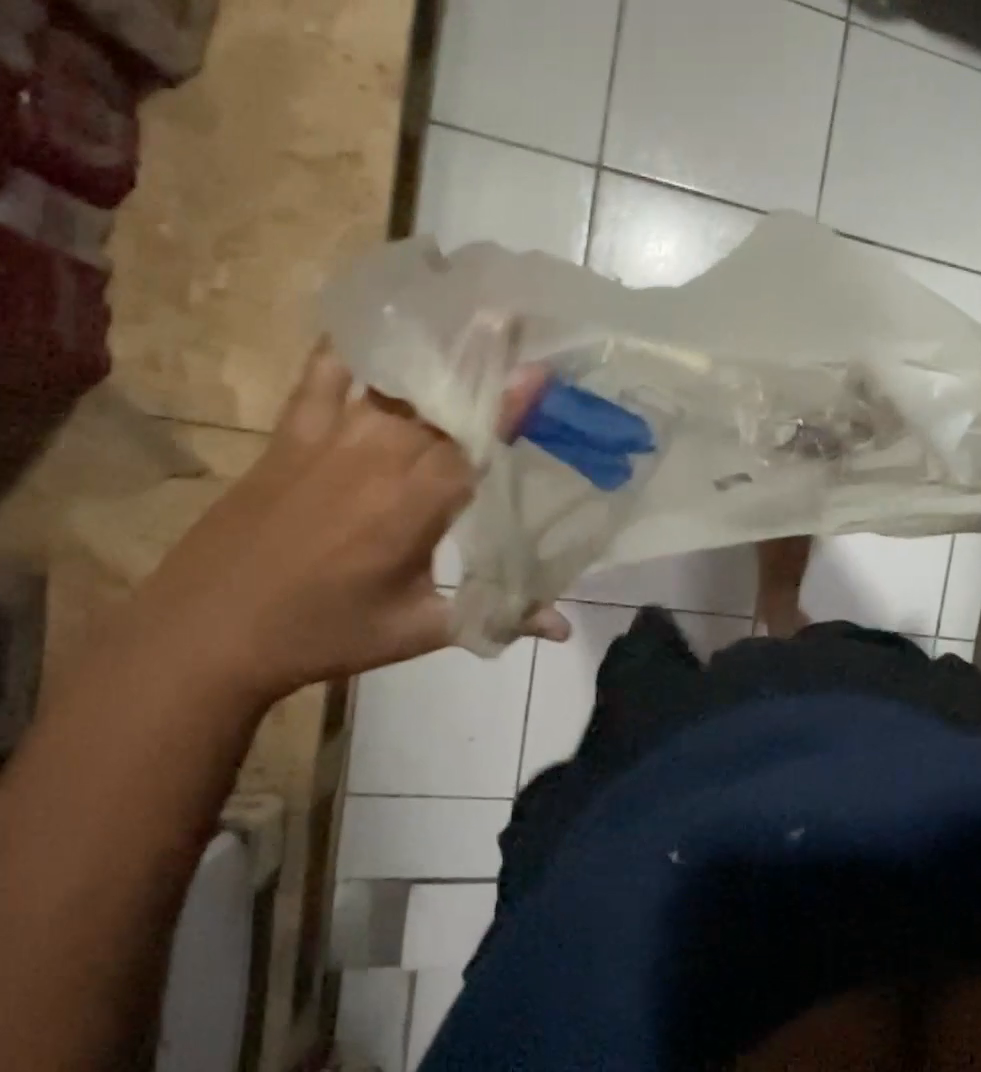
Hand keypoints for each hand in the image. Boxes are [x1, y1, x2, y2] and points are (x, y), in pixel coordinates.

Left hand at [119, 346, 568, 707]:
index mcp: (413, 507)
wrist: (204, 635)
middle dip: (479, 366)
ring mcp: (326, 445)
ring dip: (430, 355)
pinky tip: (368, 330)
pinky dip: (344, 355)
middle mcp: (375, 462)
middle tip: (513, 326)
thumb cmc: (324, 634)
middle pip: (439, 404)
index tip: (541, 369)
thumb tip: (567, 629)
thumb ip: (497, 616)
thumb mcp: (418, 632)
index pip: (474, 444)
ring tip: (463, 317)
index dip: (511, 407)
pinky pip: (317, 383)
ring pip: (391, 388)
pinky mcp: (287, 442)